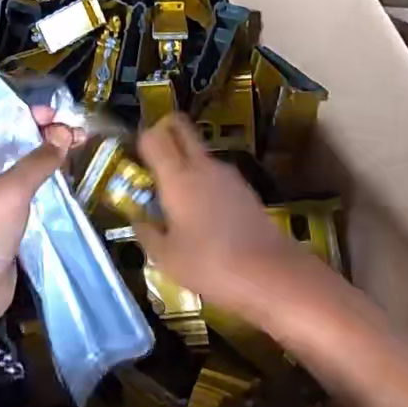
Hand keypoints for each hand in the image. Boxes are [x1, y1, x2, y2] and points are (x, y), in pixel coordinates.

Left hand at [0, 109, 78, 354]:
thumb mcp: (8, 192)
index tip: (55, 111)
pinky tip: (69, 170)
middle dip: (42, 132)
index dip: (23, 112)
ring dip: (49, 155)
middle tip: (75, 127)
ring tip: (80, 142)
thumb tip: (65, 133)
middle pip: (11, 142)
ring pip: (23, 166)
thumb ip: (38, 161)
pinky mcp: (8, 220)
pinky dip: (49, 179)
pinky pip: (30, 191)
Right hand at [134, 113, 318, 321]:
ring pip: (200, 154)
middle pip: (181, 130)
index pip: (153, 137)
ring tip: (176, 196)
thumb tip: (139, 221)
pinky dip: (205, 183)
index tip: (133, 155)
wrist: (273, 276)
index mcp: (177, 176)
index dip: (141, 139)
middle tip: (152, 157)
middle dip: (165, 132)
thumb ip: (148, 234)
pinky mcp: (247, 191)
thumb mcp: (166, 258)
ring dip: (186, 163)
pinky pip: (216, 175)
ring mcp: (229, 176)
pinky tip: (203, 214)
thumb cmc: (210, 264)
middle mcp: (202, 167)